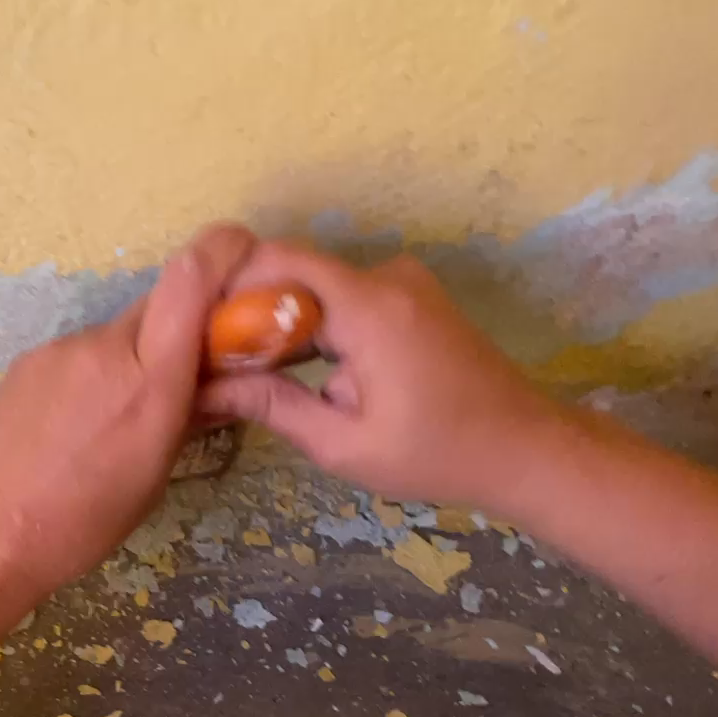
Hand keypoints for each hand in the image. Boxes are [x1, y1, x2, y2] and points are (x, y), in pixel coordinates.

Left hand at [0, 224, 256, 595]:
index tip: (243, 258)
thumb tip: (220, 379)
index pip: (191, 277)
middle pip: (158, 305)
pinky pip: (77, 354)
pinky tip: (70, 423)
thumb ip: (192, 414)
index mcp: (150, 380)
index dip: (224, 252)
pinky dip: (90, 374)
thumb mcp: (155, 475)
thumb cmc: (84, 521)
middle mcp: (103, 347)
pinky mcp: (26, 360)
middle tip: (177, 378)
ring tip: (107, 421)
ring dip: (129, 360)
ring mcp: (58, 349)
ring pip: (115, 334)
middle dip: (179, 330)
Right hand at [197, 244, 575, 513]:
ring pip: (310, 286)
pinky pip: (336, 298)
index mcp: (370, 308)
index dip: (227, 286)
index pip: (279, 262)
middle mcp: (385, 278)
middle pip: (291, 272)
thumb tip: (204, 390)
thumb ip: (271, 407)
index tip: (190, 328)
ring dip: (271, 320)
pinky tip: (279, 363)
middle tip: (203, 356)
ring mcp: (399, 284)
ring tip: (233, 364)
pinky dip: (303, 324)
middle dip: (242, 310)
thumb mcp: (342, 444)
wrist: (526, 450)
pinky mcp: (405, 298)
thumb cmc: (436, 454)